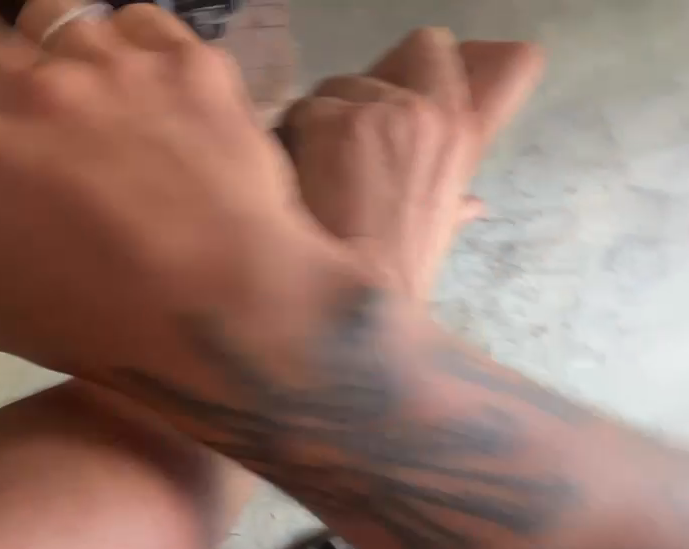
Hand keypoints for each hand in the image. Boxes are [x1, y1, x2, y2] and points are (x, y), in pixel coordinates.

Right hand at [0, 1, 358, 384]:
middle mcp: (27, 93)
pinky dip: (110, 49)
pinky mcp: (182, 57)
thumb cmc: (83, 319)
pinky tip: (116, 86)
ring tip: (45, 92)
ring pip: (48, 18)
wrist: (218, 301)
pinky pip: (132, 21)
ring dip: (31, 54)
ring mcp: (108, 66)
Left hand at [281, 29, 544, 297]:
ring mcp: (383, 110)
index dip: (402, 72)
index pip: (449, 52)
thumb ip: (452, 199)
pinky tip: (277, 179)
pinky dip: (281, 140)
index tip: (374, 106)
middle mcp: (430, 107)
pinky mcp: (335, 123)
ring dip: (309, 121)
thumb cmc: (390, 274)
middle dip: (348, 96)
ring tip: (298, 170)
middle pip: (383, 62)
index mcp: (462, 130)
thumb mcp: (436, 228)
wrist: (359, 295)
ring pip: (331, 88)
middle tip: (324, 143)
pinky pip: (295, 113)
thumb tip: (471, 207)